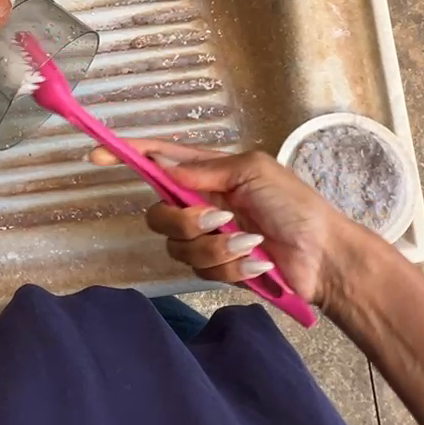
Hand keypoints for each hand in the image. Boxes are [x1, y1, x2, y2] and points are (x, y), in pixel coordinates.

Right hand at [88, 139, 371, 308]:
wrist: (326, 258)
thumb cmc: (295, 206)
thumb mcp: (252, 171)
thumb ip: (202, 169)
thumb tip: (160, 162)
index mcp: (206, 174)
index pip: (157, 161)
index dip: (127, 156)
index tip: (97, 155)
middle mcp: (199, 204)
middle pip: (157, 213)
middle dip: (184, 221)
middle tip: (219, 219)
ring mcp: (207, 238)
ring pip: (177, 246)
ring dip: (215, 248)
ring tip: (250, 245)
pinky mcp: (217, 267)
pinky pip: (201, 269)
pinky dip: (230, 266)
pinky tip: (255, 264)